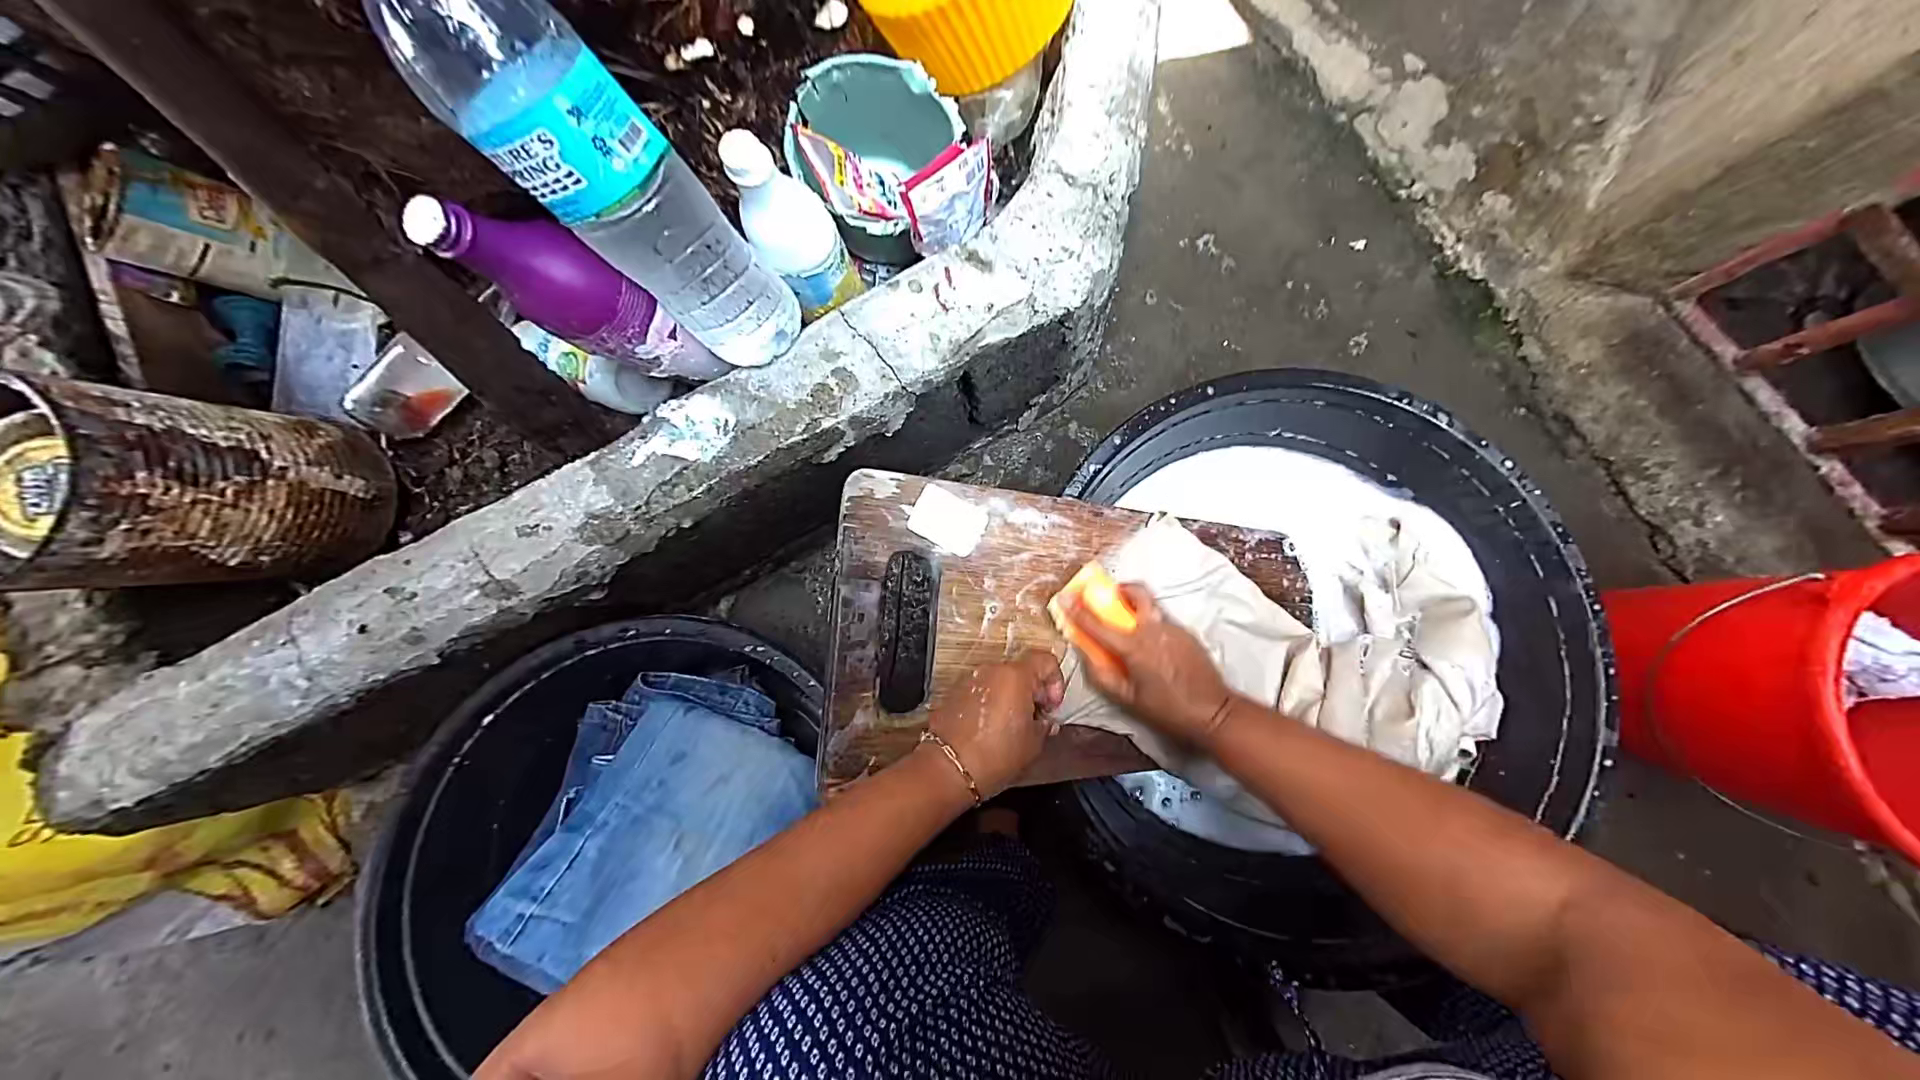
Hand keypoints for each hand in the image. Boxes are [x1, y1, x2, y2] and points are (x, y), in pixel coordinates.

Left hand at [926, 650, 1064, 797]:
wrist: (949, 768)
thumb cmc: (993, 756)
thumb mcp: (1033, 743)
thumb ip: (1044, 725)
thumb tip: (1044, 722)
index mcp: (1015, 676)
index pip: (1045, 660)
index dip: (1055, 681)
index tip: (1052, 705)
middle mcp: (992, 670)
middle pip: (1022, 670)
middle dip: (1033, 692)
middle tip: (1037, 719)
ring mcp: (971, 680)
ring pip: (1001, 681)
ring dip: (1012, 698)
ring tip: (1014, 728)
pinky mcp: (955, 693)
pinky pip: (982, 691)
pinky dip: (992, 704)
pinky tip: (993, 730)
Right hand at [1066, 584, 1237, 745]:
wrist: (1214, 712)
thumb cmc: (1167, 709)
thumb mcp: (1126, 698)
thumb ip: (1102, 674)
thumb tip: (1086, 654)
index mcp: (1134, 647)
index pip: (1098, 623)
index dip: (1078, 609)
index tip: (1066, 597)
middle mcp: (1154, 630)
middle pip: (1135, 592)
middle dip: (1119, 589)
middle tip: (1110, 597)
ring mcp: (1173, 628)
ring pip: (1151, 605)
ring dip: (1136, 606)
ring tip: (1130, 624)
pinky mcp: (1187, 633)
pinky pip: (1163, 620)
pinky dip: (1151, 624)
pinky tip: (1152, 645)